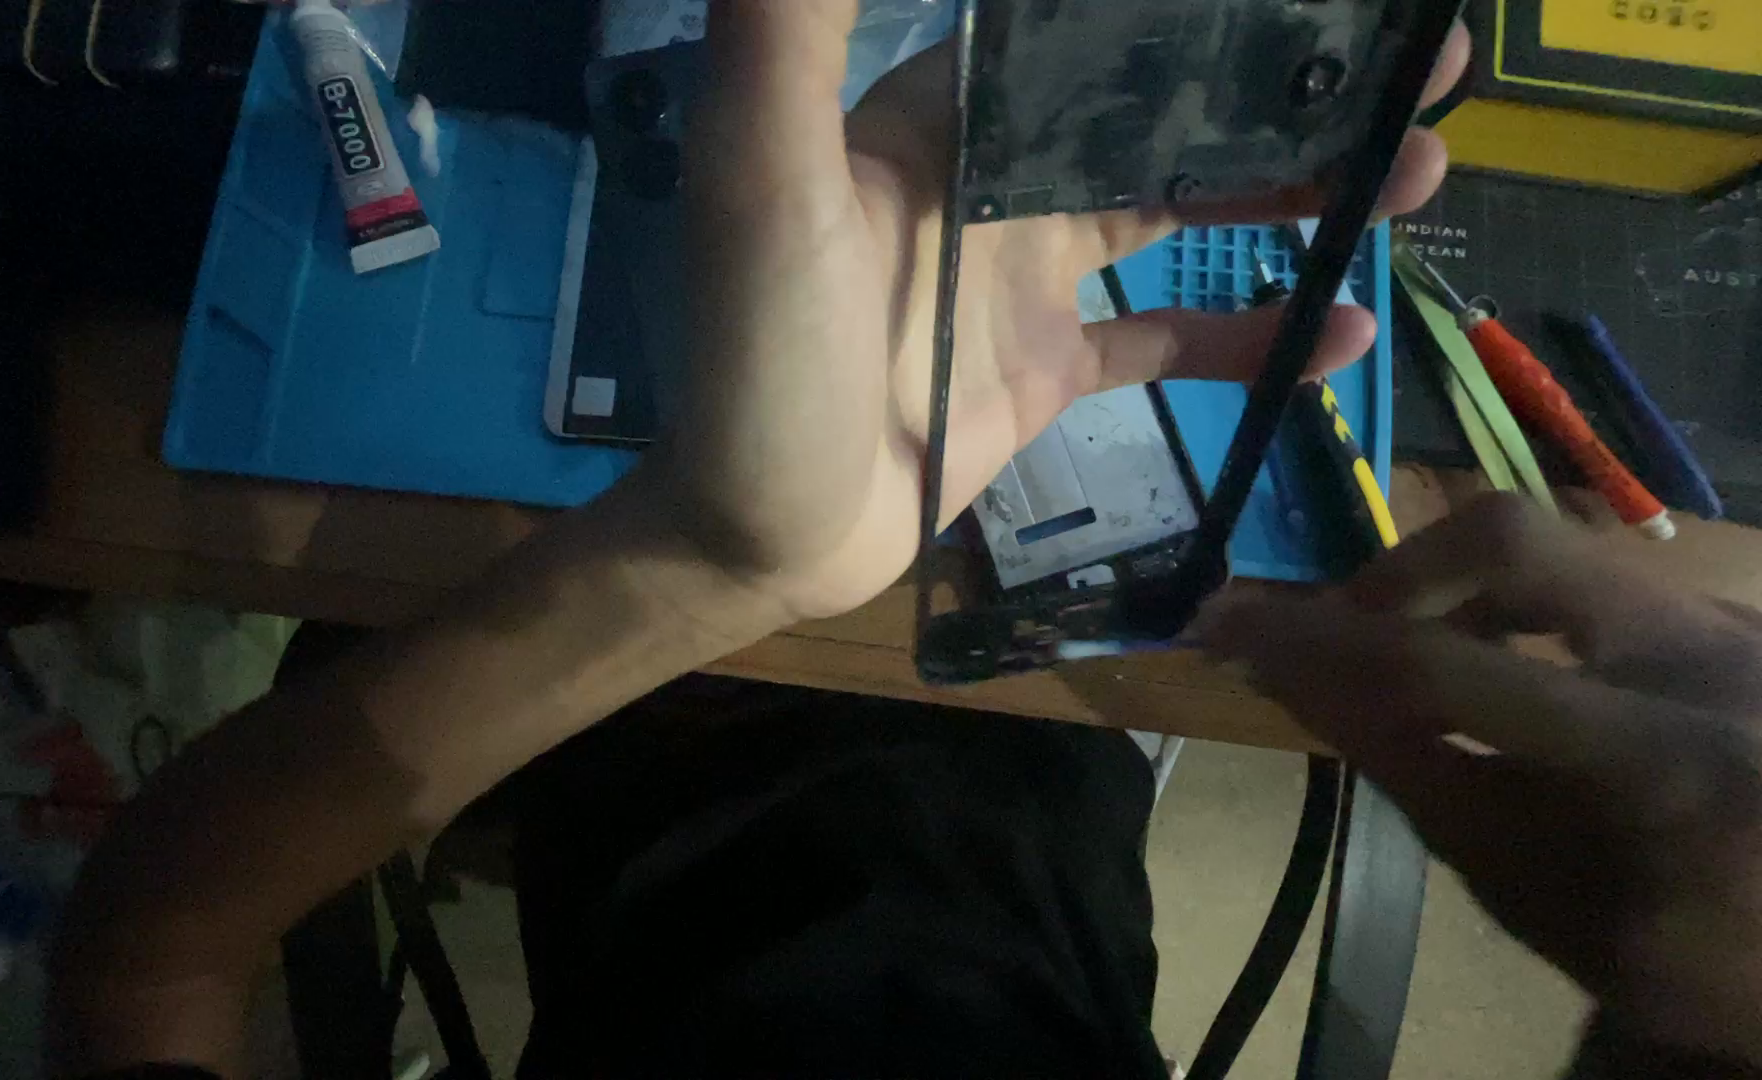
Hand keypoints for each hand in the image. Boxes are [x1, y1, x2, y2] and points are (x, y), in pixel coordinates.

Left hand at [644, 0, 1468, 625]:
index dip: (1188, 2)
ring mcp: (1018, 286)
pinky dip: (1241, 336)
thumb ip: (793, 27)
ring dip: (1287, 191)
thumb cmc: (759, 367)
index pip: (1076, 29)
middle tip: (1422, 61)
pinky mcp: (1040, 374)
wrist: (764, 530)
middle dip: (1276, 79)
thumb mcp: (759, 181)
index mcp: (930, 126)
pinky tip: (1336, 335)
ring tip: (1416, 169)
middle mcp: (983, 191)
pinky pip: (1158, 340)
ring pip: (1171, 211)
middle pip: (1148, 110)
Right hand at [1197, 495, 1761, 1065]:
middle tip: (1348, 630)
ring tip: (1418, 660)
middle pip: (1512, 538)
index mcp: (1661, 762)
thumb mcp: (1501, 865)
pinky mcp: (1735, 618)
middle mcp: (1720, 664)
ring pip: (1545, 551)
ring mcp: (1741, 627)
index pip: (1435, 664)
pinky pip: (1583, 579)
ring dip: (1446, 595)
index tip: (1222, 622)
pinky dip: (1501, 611)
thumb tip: (1269, 663)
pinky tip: (1496, 668)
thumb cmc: (1652, 940)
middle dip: (1393, 576)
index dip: (1310, 636)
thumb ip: (1387, 752)